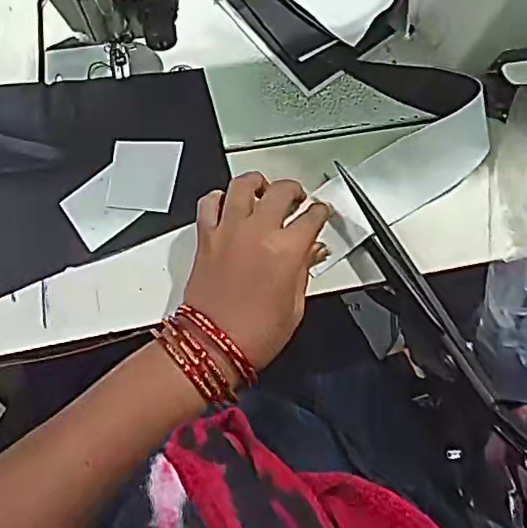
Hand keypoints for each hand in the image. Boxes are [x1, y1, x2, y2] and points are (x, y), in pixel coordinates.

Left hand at [180, 173, 331, 372]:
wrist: (213, 344)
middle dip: (294, 190)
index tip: (320, 212)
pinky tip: (227, 202)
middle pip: (281, 190)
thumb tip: (312, 252)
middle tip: (297, 197)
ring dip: (257, 182)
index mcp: (286, 250)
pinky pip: (209, 203)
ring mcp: (229, 231)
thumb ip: (304, 270)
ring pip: (242, 185)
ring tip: (263, 188)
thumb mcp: (295, 306)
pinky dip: (219, 197)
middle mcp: (257, 232)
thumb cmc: (253, 334)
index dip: (320, 212)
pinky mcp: (206, 236)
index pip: (311, 216)